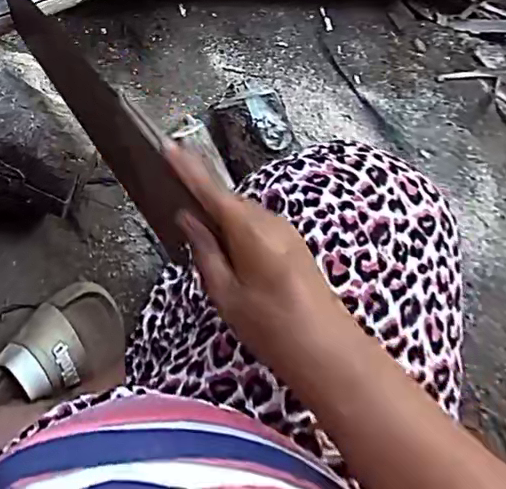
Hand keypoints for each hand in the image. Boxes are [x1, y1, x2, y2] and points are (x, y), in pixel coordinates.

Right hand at [167, 145, 348, 370]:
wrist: (336, 359)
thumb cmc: (275, 329)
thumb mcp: (225, 293)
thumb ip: (203, 250)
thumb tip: (188, 219)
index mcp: (248, 228)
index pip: (209, 187)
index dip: (186, 165)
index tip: (169, 146)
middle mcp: (268, 220)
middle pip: (226, 199)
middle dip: (203, 201)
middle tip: (180, 219)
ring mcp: (285, 230)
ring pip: (241, 213)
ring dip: (222, 220)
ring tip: (208, 250)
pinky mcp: (294, 244)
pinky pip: (256, 224)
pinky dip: (238, 231)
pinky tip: (234, 259)